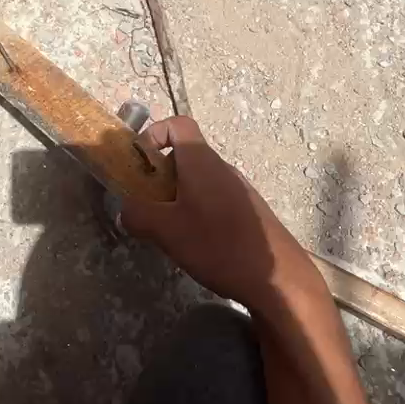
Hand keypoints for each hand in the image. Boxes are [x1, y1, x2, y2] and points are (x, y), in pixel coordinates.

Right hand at [119, 117, 315, 307]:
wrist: (279, 279)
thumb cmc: (218, 244)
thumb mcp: (167, 231)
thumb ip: (138, 215)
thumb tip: (125, 210)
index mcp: (200, 160)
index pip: (178, 124)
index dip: (154, 133)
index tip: (140, 160)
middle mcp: (221, 167)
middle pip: (185, 154)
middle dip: (162, 175)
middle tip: (150, 204)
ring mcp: (239, 189)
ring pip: (200, 179)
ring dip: (179, 196)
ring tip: (171, 229)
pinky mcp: (250, 211)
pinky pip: (215, 198)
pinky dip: (199, 211)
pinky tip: (199, 244)